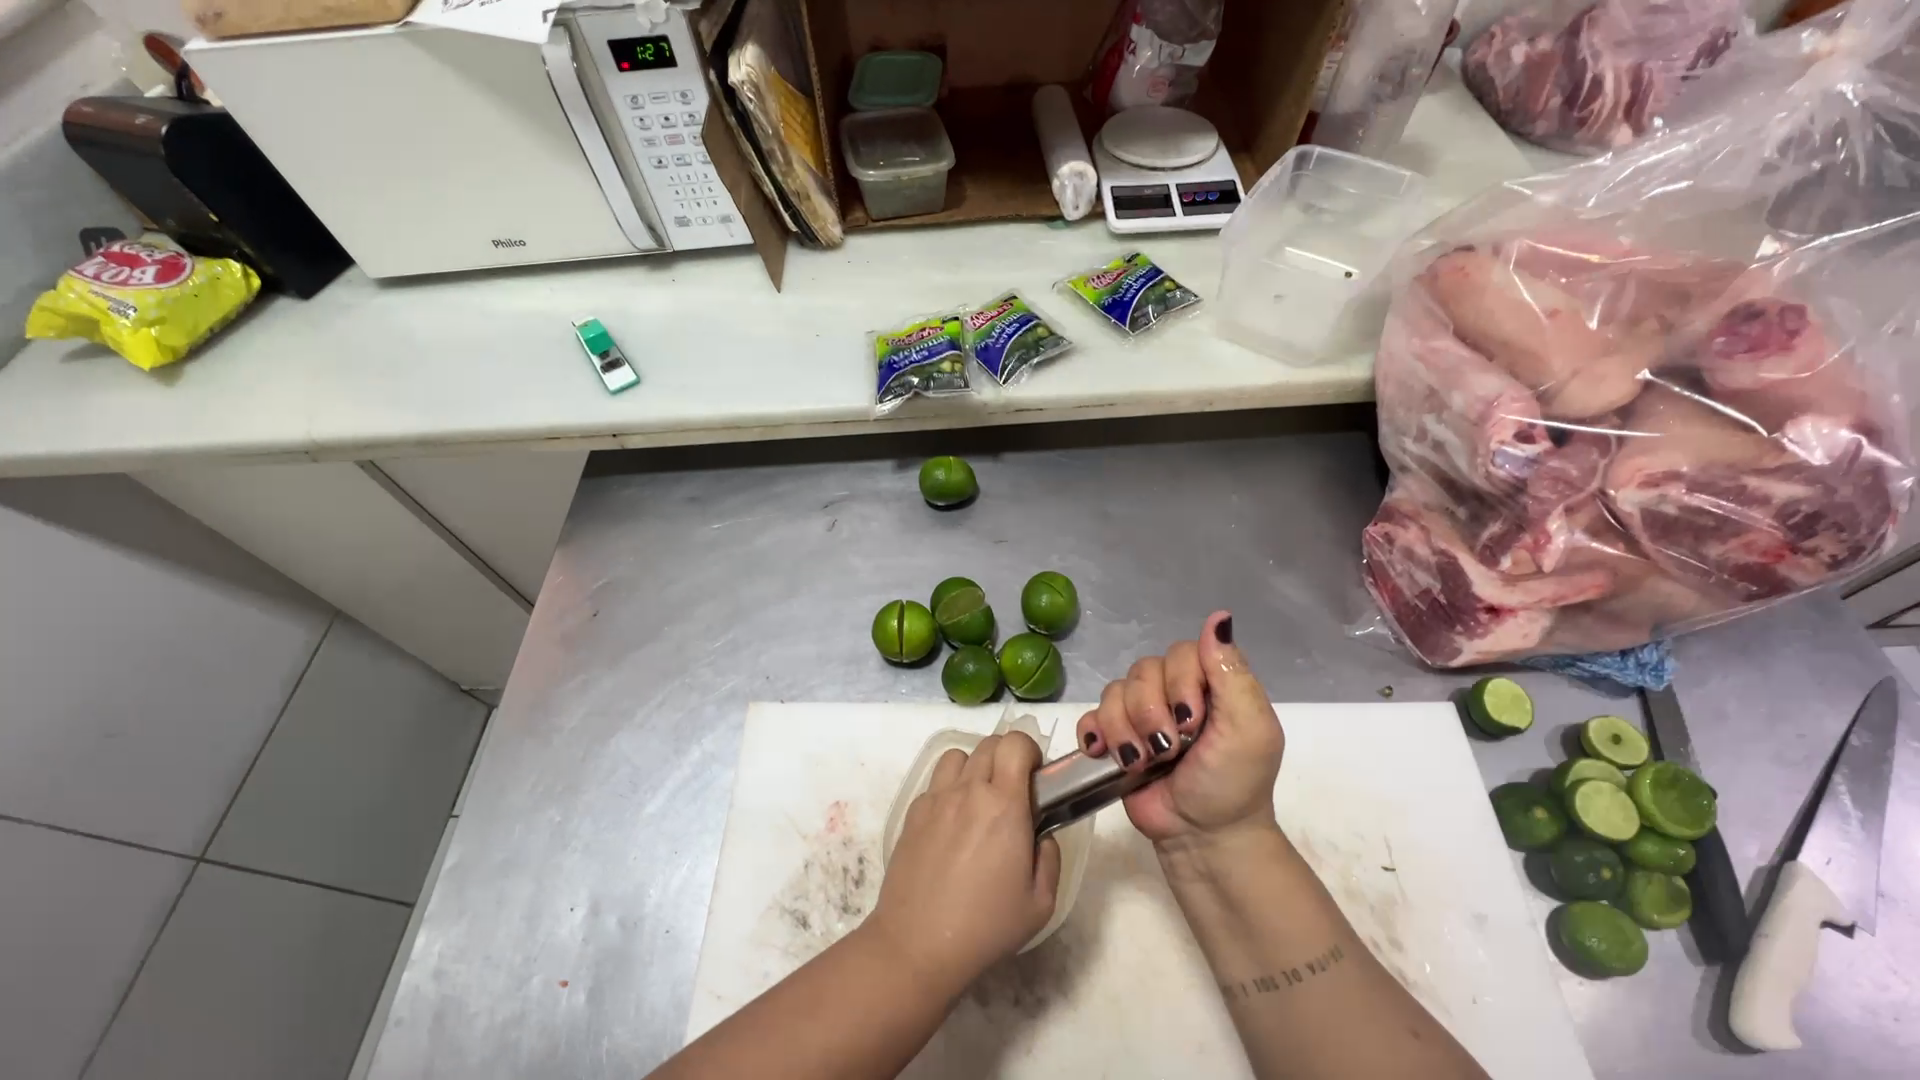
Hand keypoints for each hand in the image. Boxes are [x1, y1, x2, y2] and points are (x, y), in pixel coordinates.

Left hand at [864, 733, 1062, 995]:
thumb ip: (1050, 858)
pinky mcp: (912, 814)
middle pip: (989, 743)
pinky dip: (949, 791)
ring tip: (980, 803)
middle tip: (1013, 795)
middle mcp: (968, 792)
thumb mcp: (1040, 903)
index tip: (1036, 780)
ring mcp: (935, 800)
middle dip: (1007, 758)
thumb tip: (1041, 835)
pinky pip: (935, 783)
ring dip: (975, 768)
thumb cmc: (986, 926)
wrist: (918, 944)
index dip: (1030, 752)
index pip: (1016, 744)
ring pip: (958, 756)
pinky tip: (952, 826)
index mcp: (1004, 806)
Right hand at [1075, 610, 1283, 847]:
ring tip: (1145, 763)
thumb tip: (1218, 616)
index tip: (1196, 720)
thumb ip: (1232, 673)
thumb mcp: (1250, 729)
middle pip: (1142, 671)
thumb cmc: (1233, 783)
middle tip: (1172, 749)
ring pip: (1114, 693)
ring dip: (1128, 732)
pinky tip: (1110, 755)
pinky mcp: (1113, 738)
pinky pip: (1091, 717)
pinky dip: (1097, 735)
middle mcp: (1173, 691)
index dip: (1180, 683)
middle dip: (1153, 714)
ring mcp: (1140, 714)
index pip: (1181, 651)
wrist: (1203, 836)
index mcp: (1209, 683)